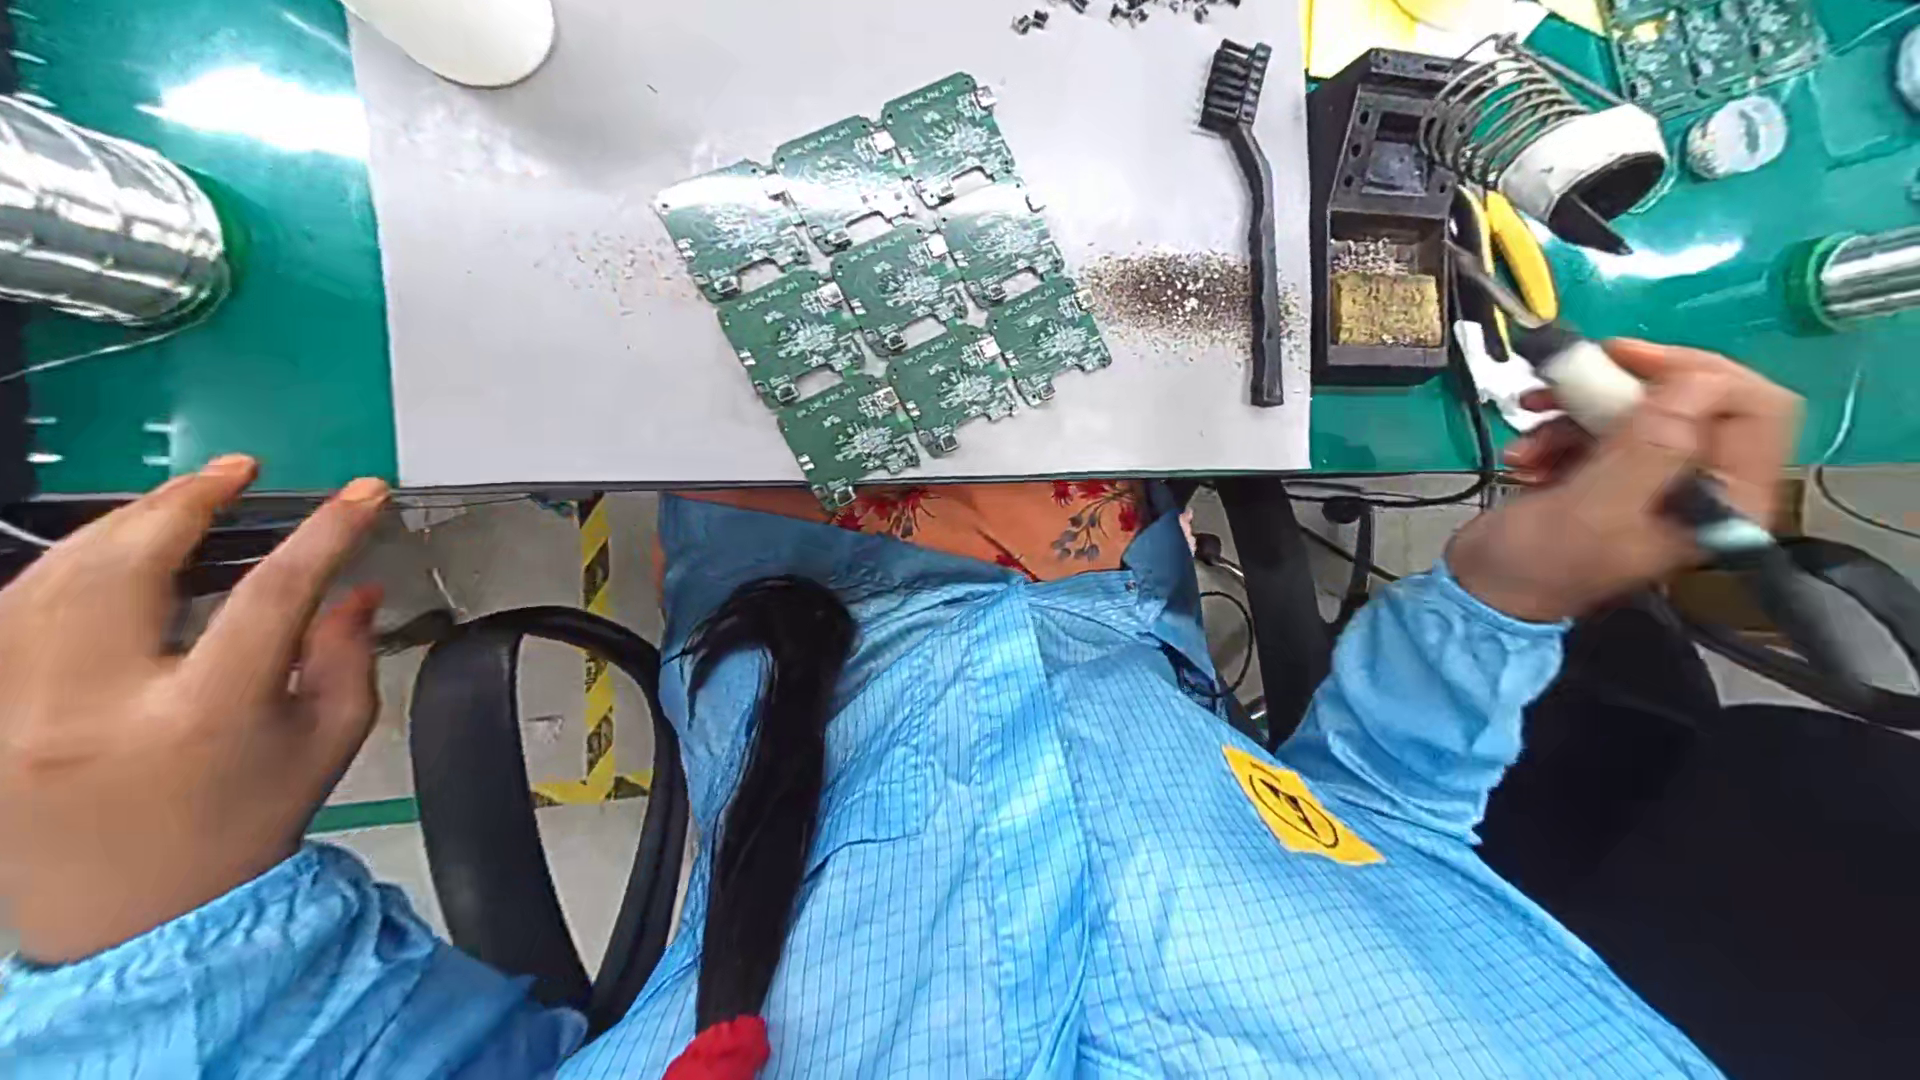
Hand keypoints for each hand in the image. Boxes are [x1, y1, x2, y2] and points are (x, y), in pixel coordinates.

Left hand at [0, 457, 389, 962]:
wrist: (138, 910)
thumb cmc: (256, 816)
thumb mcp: (333, 735)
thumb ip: (346, 654)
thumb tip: (354, 588)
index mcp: (205, 713)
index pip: (274, 593)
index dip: (327, 531)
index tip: (364, 494)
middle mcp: (90, 704)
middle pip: (122, 568)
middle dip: (182, 504)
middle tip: (234, 470)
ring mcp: (6, 711)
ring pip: (41, 582)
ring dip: (117, 527)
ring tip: (175, 500)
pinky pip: (3, 617)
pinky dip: (59, 569)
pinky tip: (105, 553)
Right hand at [1447, 339, 1799, 622]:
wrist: (1481, 591)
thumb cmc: (1537, 563)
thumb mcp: (1592, 509)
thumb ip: (1647, 450)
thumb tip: (1693, 383)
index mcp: (1723, 497)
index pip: (1751, 407)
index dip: (1692, 372)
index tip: (1618, 358)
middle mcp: (1697, 484)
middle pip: (1686, 404)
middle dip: (1616, 392)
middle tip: (1557, 387)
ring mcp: (1646, 481)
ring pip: (1630, 415)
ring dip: (1571, 416)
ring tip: (1526, 439)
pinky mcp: (1601, 478)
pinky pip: (1592, 434)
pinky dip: (1553, 436)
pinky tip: (1523, 457)